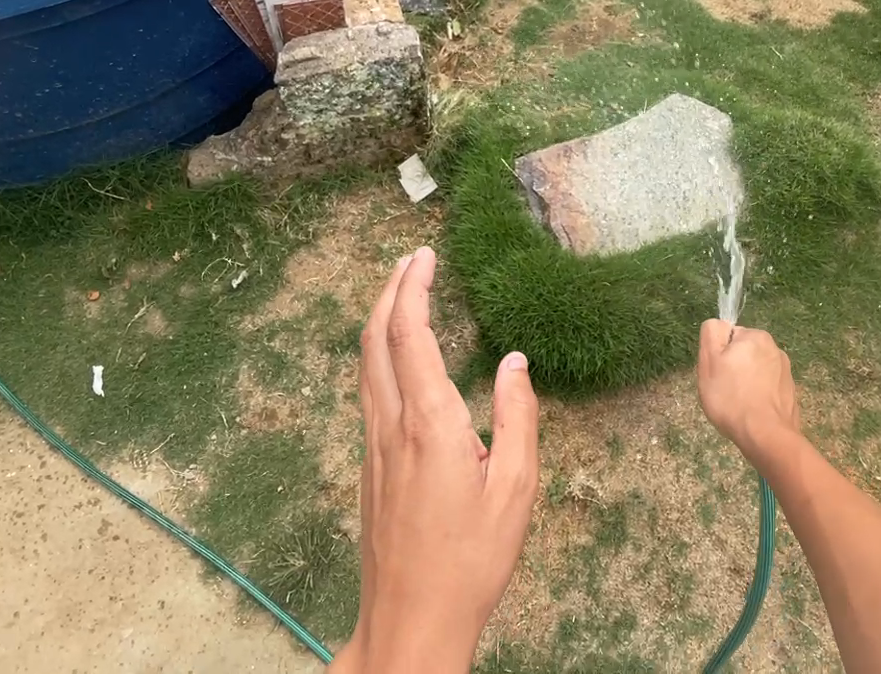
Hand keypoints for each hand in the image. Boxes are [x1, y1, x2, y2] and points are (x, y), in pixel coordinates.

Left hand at [335, 248, 538, 672]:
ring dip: (379, 318)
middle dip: (389, 290)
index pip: (410, 336)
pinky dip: (379, 351)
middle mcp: (392, 424)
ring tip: (401, 291)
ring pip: (364, 364)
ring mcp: (373, 445)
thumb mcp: (516, 488)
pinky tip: (398, 354)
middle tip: (411, 258)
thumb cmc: (472, 557)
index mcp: (430, 422)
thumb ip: (517, 416)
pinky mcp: (368, 465)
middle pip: (374, 340)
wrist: (410, 624)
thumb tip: (514, 361)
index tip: (424, 256)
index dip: (413, 289)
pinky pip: (368, 389)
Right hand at [696, 320, 800, 467]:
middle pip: (744, 354)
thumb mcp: (709, 360)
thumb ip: (712, 333)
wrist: (766, 436)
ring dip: (746, 384)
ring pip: (756, 372)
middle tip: (725, 391)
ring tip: (738, 405)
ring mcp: (786, 372)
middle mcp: (776, 349)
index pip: (730, 338)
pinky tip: (752, 414)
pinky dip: (759, 397)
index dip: (719, 356)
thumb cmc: (731, 397)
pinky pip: (767, 389)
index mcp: (757, 336)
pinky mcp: (791, 393)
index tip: (717, 375)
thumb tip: (720, 325)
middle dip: (734, 369)